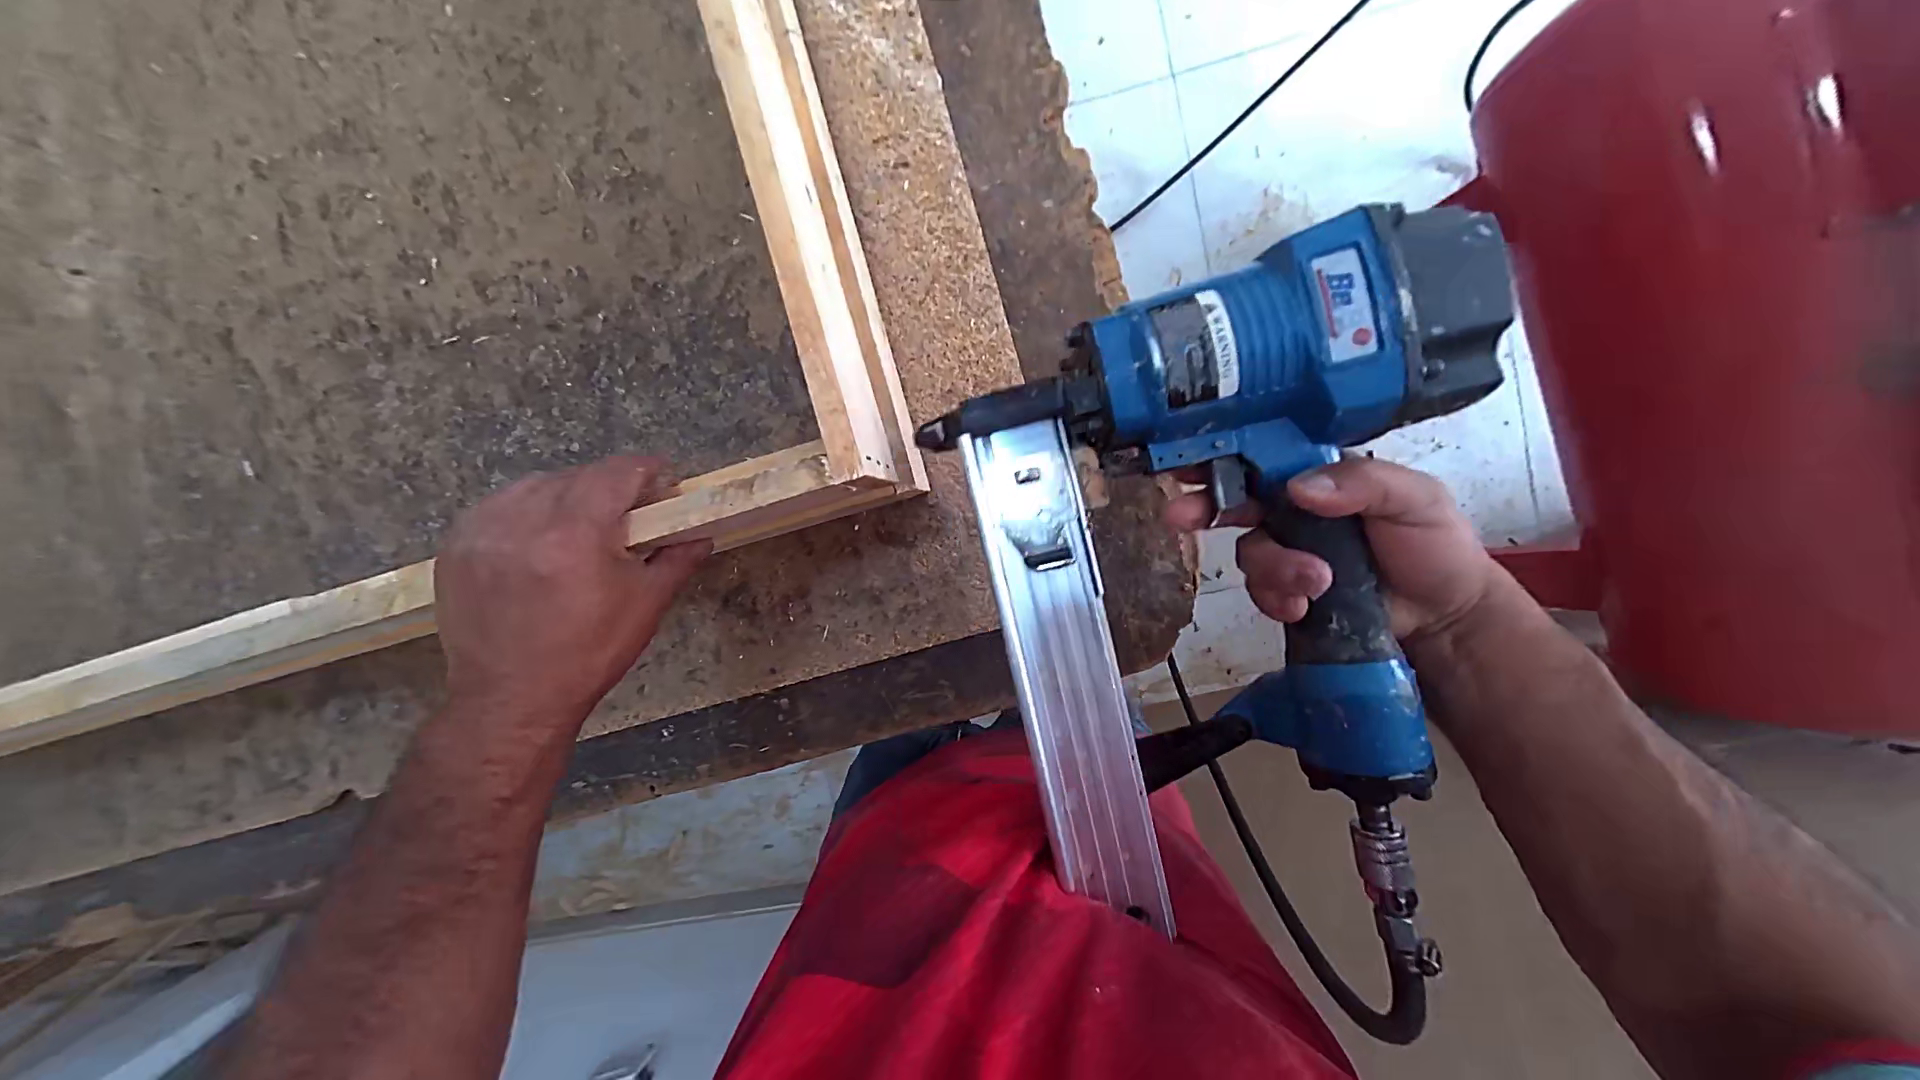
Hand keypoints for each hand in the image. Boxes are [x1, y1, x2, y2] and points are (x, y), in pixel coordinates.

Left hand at [434, 456, 711, 726]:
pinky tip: (543, 537)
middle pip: (580, 475)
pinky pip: (502, 504)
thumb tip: (702, 535)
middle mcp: (524, 520)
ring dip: (570, 494)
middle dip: (612, 486)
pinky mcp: (456, 544)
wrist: (512, 700)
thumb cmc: (590, 653)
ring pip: (538, 484)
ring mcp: (483, 530)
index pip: (617, 472)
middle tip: (631, 512)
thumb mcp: (646, 604)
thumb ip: (677, 559)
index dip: (648, 470)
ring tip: (584, 525)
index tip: (664, 480)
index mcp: (576, 533)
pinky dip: (530, 509)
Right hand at [1163, 457, 1497, 642]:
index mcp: (1317, 477)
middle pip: (1233, 503)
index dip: (1221, 457)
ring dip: (1274, 568)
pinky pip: (1260, 591)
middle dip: (1203, 509)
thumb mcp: (1415, 498)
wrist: (1445, 618)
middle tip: (1182, 518)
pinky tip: (1302, 608)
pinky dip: (1275, 598)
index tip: (1188, 465)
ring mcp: (1287, 552)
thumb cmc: (1434, 546)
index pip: (1262, 458)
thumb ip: (1363, 482)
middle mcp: (1293, 511)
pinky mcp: (1287, 590)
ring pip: (1249, 552)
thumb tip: (1299, 488)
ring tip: (1315, 584)